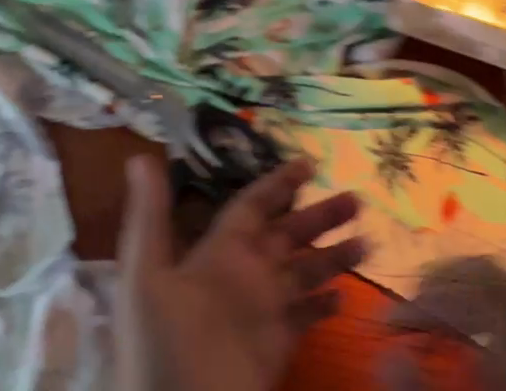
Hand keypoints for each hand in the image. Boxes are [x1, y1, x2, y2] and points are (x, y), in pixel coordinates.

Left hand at [114, 156, 366, 390]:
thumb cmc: (157, 343)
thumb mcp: (145, 276)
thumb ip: (149, 217)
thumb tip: (139, 157)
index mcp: (217, 253)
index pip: (254, 207)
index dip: (279, 183)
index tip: (310, 162)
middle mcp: (244, 276)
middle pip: (288, 236)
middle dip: (320, 216)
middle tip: (356, 198)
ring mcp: (262, 313)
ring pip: (303, 273)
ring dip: (332, 256)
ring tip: (366, 242)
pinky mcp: (276, 348)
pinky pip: (304, 319)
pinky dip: (323, 306)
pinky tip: (344, 297)